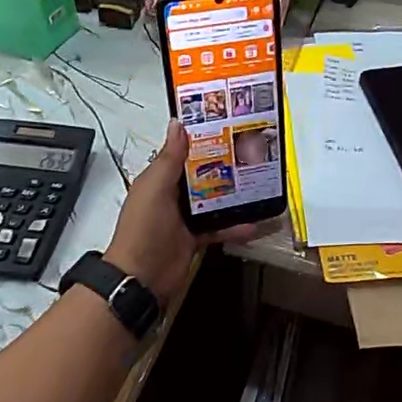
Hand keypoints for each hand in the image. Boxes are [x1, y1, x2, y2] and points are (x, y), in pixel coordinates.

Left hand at [103, 120, 260, 304]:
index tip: (228, 125)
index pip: (182, 152)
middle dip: (225, 165)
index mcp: (159, 179)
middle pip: (202, 175)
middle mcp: (172, 195)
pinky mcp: (195, 238)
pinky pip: (219, 228)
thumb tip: (178, 123)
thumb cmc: (144, 229)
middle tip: (253, 152)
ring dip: (234, 194)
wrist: (142, 278)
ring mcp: (184, 218)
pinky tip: (255, 222)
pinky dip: (236, 226)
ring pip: (213, 200)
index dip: (202, 139)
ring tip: (260, 182)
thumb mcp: (154, 188)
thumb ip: (169, 158)